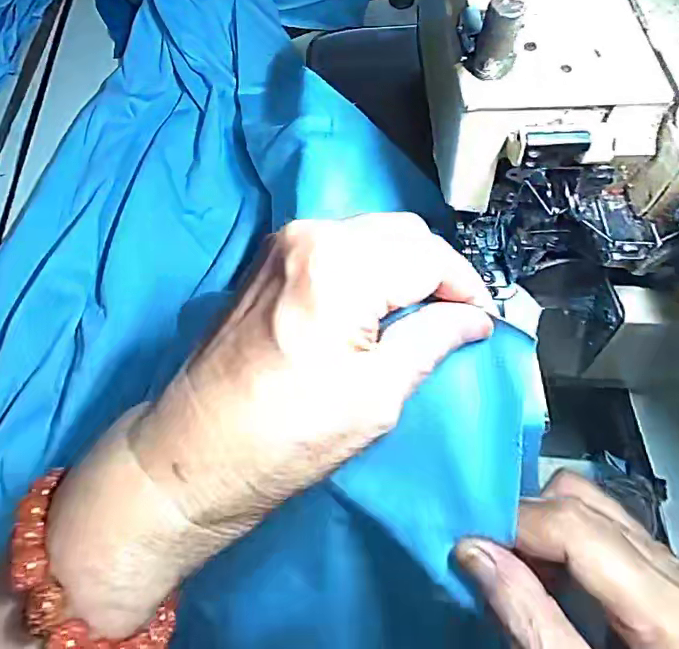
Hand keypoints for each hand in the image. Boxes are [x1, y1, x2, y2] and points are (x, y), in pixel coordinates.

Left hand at [43, 214, 494, 635]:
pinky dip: (367, 264)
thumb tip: (473, 319)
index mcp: (339, 264)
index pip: (428, 255)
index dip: (466, 285)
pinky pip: (336, 243)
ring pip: (369, 232)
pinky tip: (375, 303)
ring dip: (401, 265)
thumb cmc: (287, 434)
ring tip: (418, 314)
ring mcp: (283, 241)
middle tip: (455, 317)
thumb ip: (430, 340)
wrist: (196, 447)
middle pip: (400, 232)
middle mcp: (309, 234)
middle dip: (435, 270)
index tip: (483, 319)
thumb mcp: (376, 396)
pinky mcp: (268, 256)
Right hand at [456, 471, 678, 648]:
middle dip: (524, 522)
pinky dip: (569, 543)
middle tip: (489, 563)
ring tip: (520, 574)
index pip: (573, 524)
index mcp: (678, 610)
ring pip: (593, 507)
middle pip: (581, 502)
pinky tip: (555, 584)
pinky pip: (611, 533)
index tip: (468, 548)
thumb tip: (473, 551)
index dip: (512, 526)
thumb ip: (533, 623)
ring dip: (544, 528)